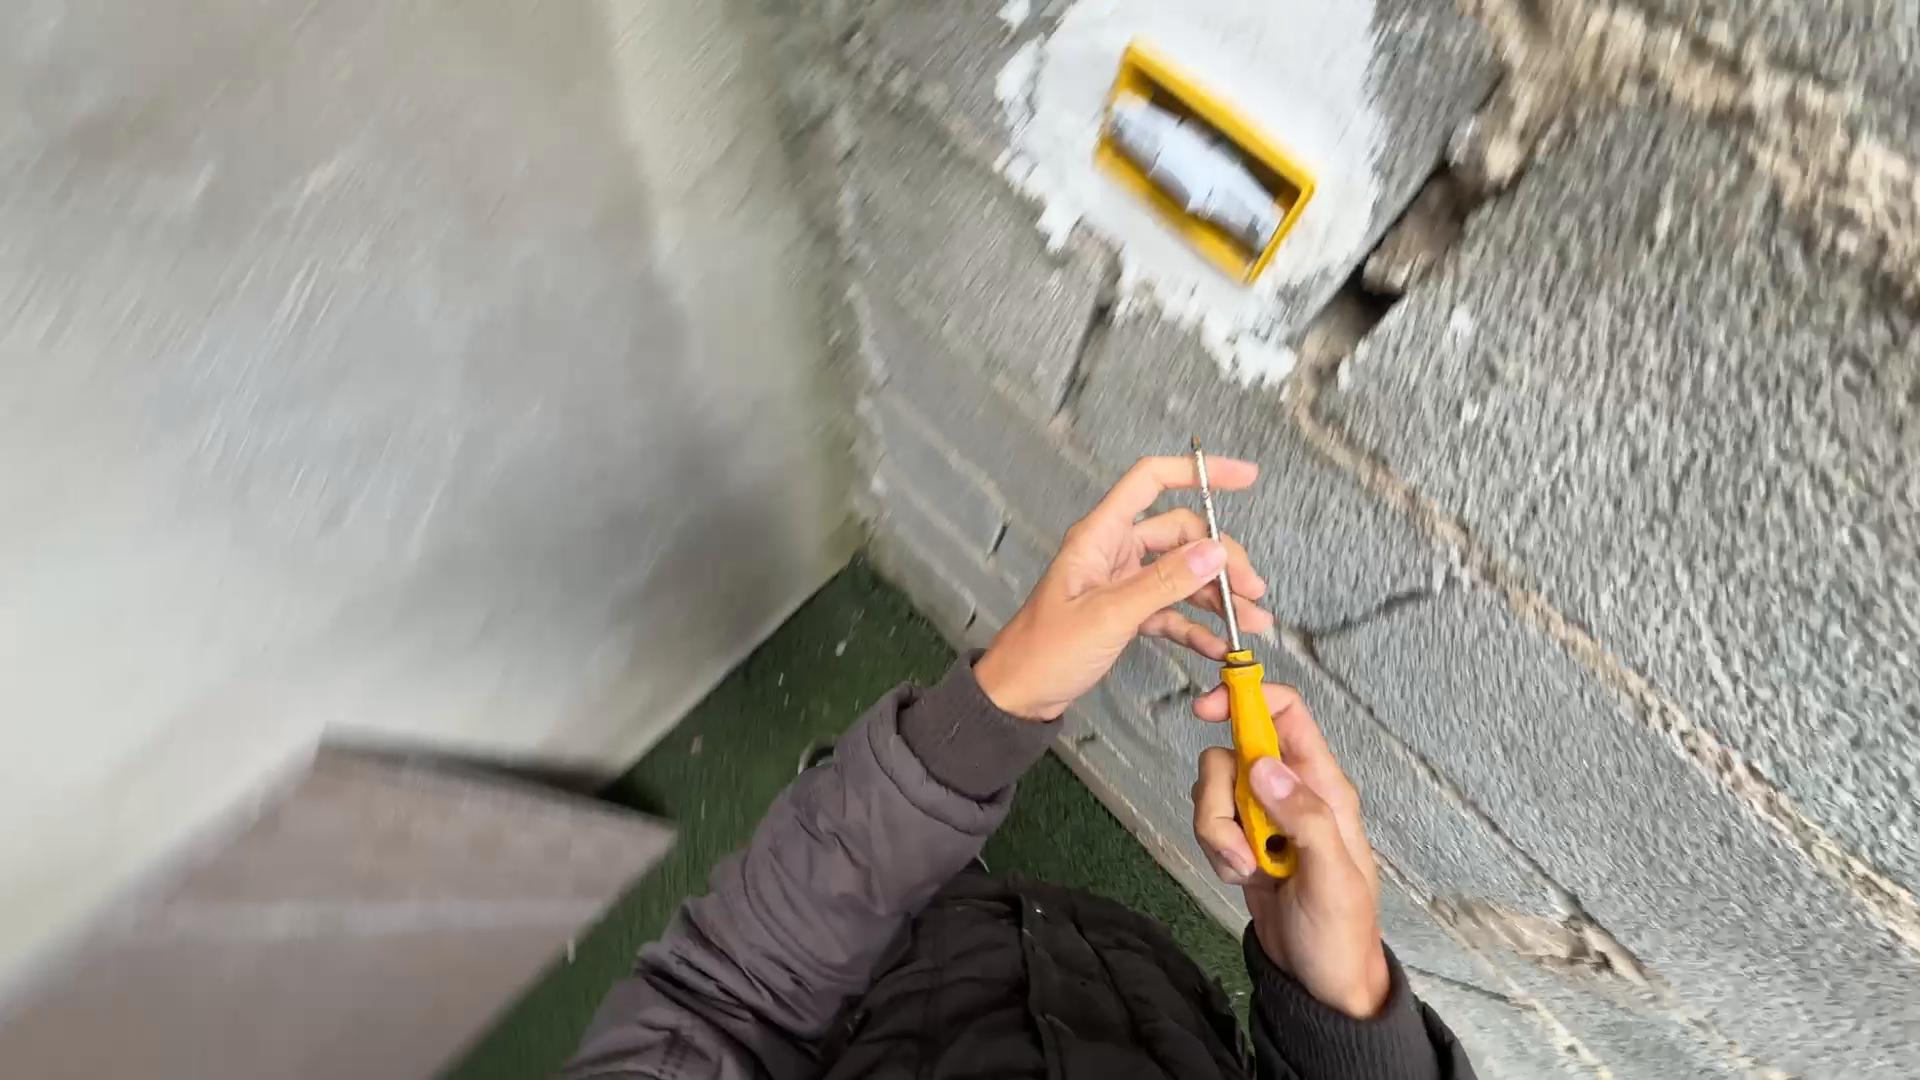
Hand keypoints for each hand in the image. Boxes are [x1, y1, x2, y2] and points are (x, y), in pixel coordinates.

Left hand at [974, 455, 1273, 720]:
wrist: (1018, 695)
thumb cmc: (1045, 650)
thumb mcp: (1109, 615)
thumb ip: (1163, 583)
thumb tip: (1214, 552)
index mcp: (1099, 536)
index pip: (1150, 481)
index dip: (1197, 472)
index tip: (1244, 478)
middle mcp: (1112, 552)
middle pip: (1179, 534)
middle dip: (1220, 557)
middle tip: (1252, 591)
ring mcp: (1120, 582)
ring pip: (1180, 574)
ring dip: (1216, 595)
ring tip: (1249, 622)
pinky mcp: (1125, 613)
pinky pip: (1170, 609)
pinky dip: (1195, 624)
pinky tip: (1217, 645)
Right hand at [1190, 682, 1388, 1017]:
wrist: (1318, 980)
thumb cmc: (1341, 932)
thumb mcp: (1333, 878)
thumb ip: (1304, 817)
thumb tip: (1263, 765)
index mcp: (1321, 785)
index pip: (1285, 713)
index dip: (1246, 698)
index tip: (1206, 709)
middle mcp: (1287, 788)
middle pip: (1229, 752)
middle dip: (1219, 795)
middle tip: (1242, 841)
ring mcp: (1260, 812)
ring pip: (1210, 787)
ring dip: (1217, 830)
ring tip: (1246, 867)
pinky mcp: (1238, 835)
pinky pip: (1206, 819)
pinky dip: (1214, 848)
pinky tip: (1241, 875)